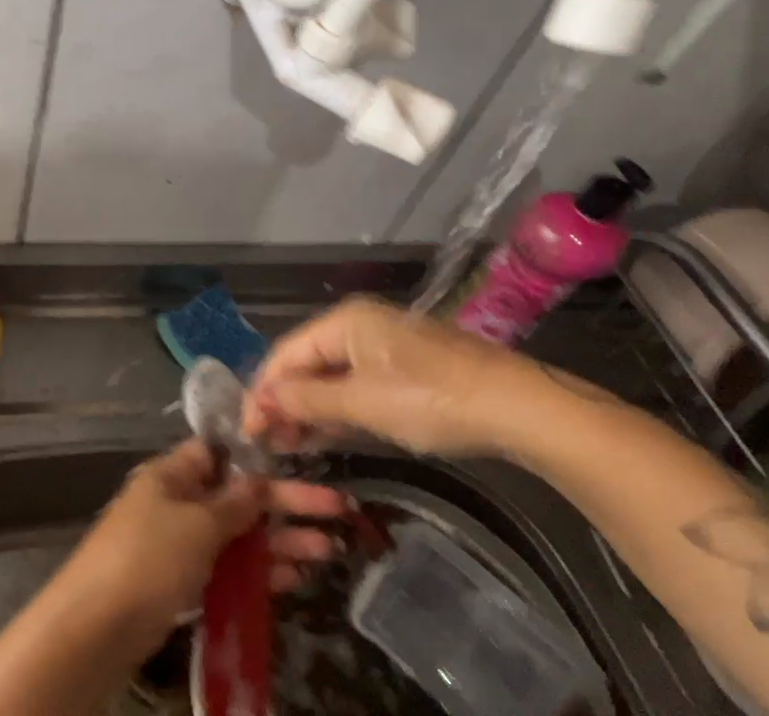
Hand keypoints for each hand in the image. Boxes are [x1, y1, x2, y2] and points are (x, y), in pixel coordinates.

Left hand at [63, 440, 351, 637]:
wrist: (100, 622)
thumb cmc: (149, 556)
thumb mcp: (198, 522)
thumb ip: (235, 503)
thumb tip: (259, 480)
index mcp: (170, 475)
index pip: (217, 453)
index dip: (256, 458)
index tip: (300, 462)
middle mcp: (175, 503)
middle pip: (236, 497)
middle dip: (284, 504)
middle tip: (339, 511)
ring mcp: (179, 544)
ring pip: (237, 536)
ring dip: (280, 541)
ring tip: (329, 551)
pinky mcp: (183, 582)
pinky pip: (228, 568)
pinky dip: (259, 572)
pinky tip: (295, 579)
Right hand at [242, 297, 537, 458]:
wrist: (521, 408)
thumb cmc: (431, 400)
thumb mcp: (360, 403)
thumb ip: (305, 399)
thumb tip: (264, 398)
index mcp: (344, 322)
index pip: (285, 355)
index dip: (262, 392)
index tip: (248, 431)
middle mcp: (361, 325)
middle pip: (307, 363)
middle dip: (285, 402)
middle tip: (269, 443)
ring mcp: (388, 345)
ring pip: (333, 376)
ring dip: (310, 409)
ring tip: (293, 445)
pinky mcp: (410, 368)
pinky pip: (359, 384)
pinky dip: (340, 408)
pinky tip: (330, 433)